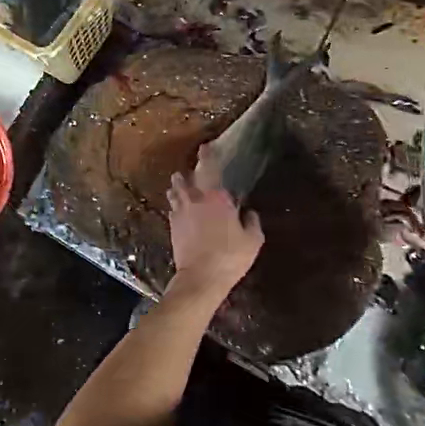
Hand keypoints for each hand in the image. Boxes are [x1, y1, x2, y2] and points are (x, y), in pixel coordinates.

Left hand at [166, 153, 263, 304]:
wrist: (200, 278)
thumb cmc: (230, 257)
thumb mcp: (253, 240)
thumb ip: (252, 222)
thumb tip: (250, 212)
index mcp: (215, 198)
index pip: (209, 168)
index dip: (207, 155)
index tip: (205, 147)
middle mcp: (194, 200)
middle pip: (184, 178)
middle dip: (187, 174)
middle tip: (193, 173)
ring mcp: (180, 213)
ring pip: (174, 192)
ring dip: (178, 188)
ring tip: (182, 188)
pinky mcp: (172, 227)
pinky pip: (172, 210)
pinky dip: (176, 207)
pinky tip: (180, 211)